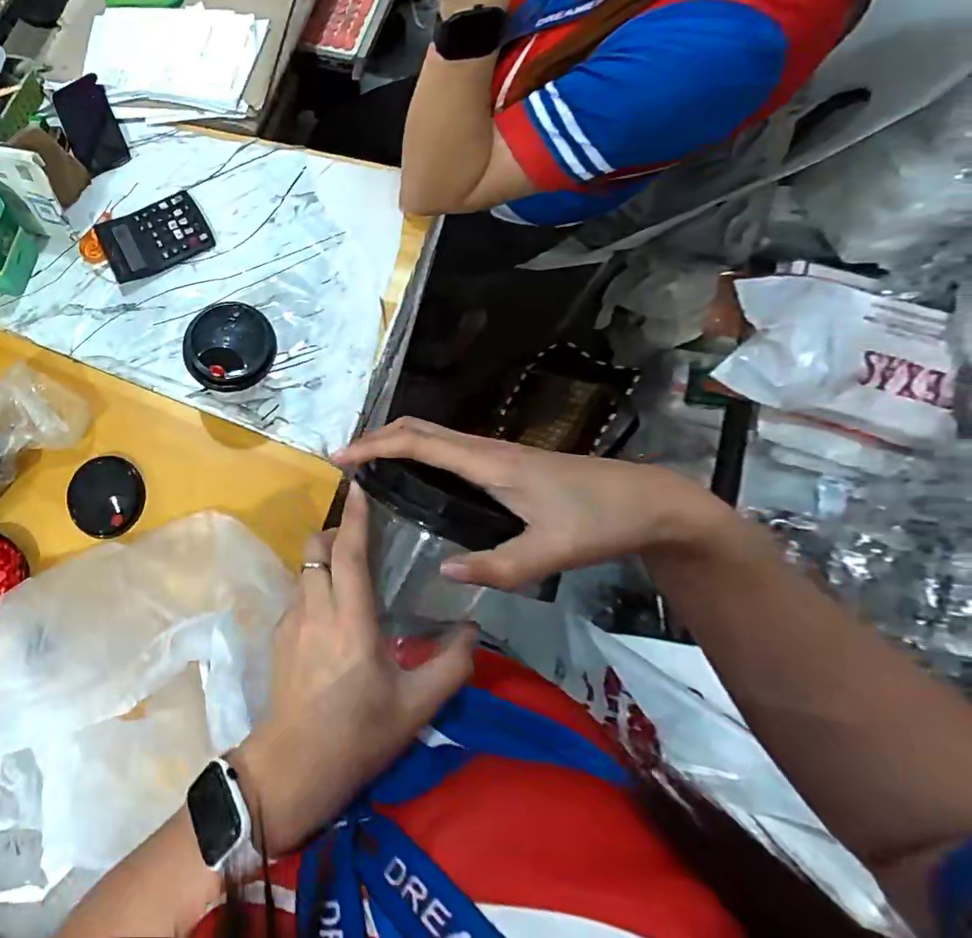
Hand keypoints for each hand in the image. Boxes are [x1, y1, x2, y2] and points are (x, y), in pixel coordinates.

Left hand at [232, 496, 477, 856]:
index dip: (355, 521)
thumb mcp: (418, 705)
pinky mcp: (277, 634)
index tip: (359, 490)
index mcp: (350, 623)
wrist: (298, 758)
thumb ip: (450, 664)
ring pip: (302, 572)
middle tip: (363, 544)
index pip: (349, 557)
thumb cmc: (361, 733)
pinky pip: (296, 595)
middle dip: (335, 537)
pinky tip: (333, 612)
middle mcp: (314, 611)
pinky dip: (313, 588)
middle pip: (314, 551)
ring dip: (322, 562)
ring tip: (351, 577)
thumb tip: (471, 628)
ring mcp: (289, 620)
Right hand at [331, 417, 741, 588]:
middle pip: (415, 427)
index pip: (417, 442)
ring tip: (365, 465)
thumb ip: (500, 566)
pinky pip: (441, 444)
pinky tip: (409, 473)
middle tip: (344, 461)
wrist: (657, 502)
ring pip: (428, 432)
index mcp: (488, 464)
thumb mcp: (555, 552)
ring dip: (391, 440)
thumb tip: (442, 571)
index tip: (340, 459)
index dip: (374, 446)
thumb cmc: (604, 521)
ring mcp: (492, 452)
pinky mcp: (500, 461)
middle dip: (374, 437)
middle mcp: (483, 450)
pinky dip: (411, 448)